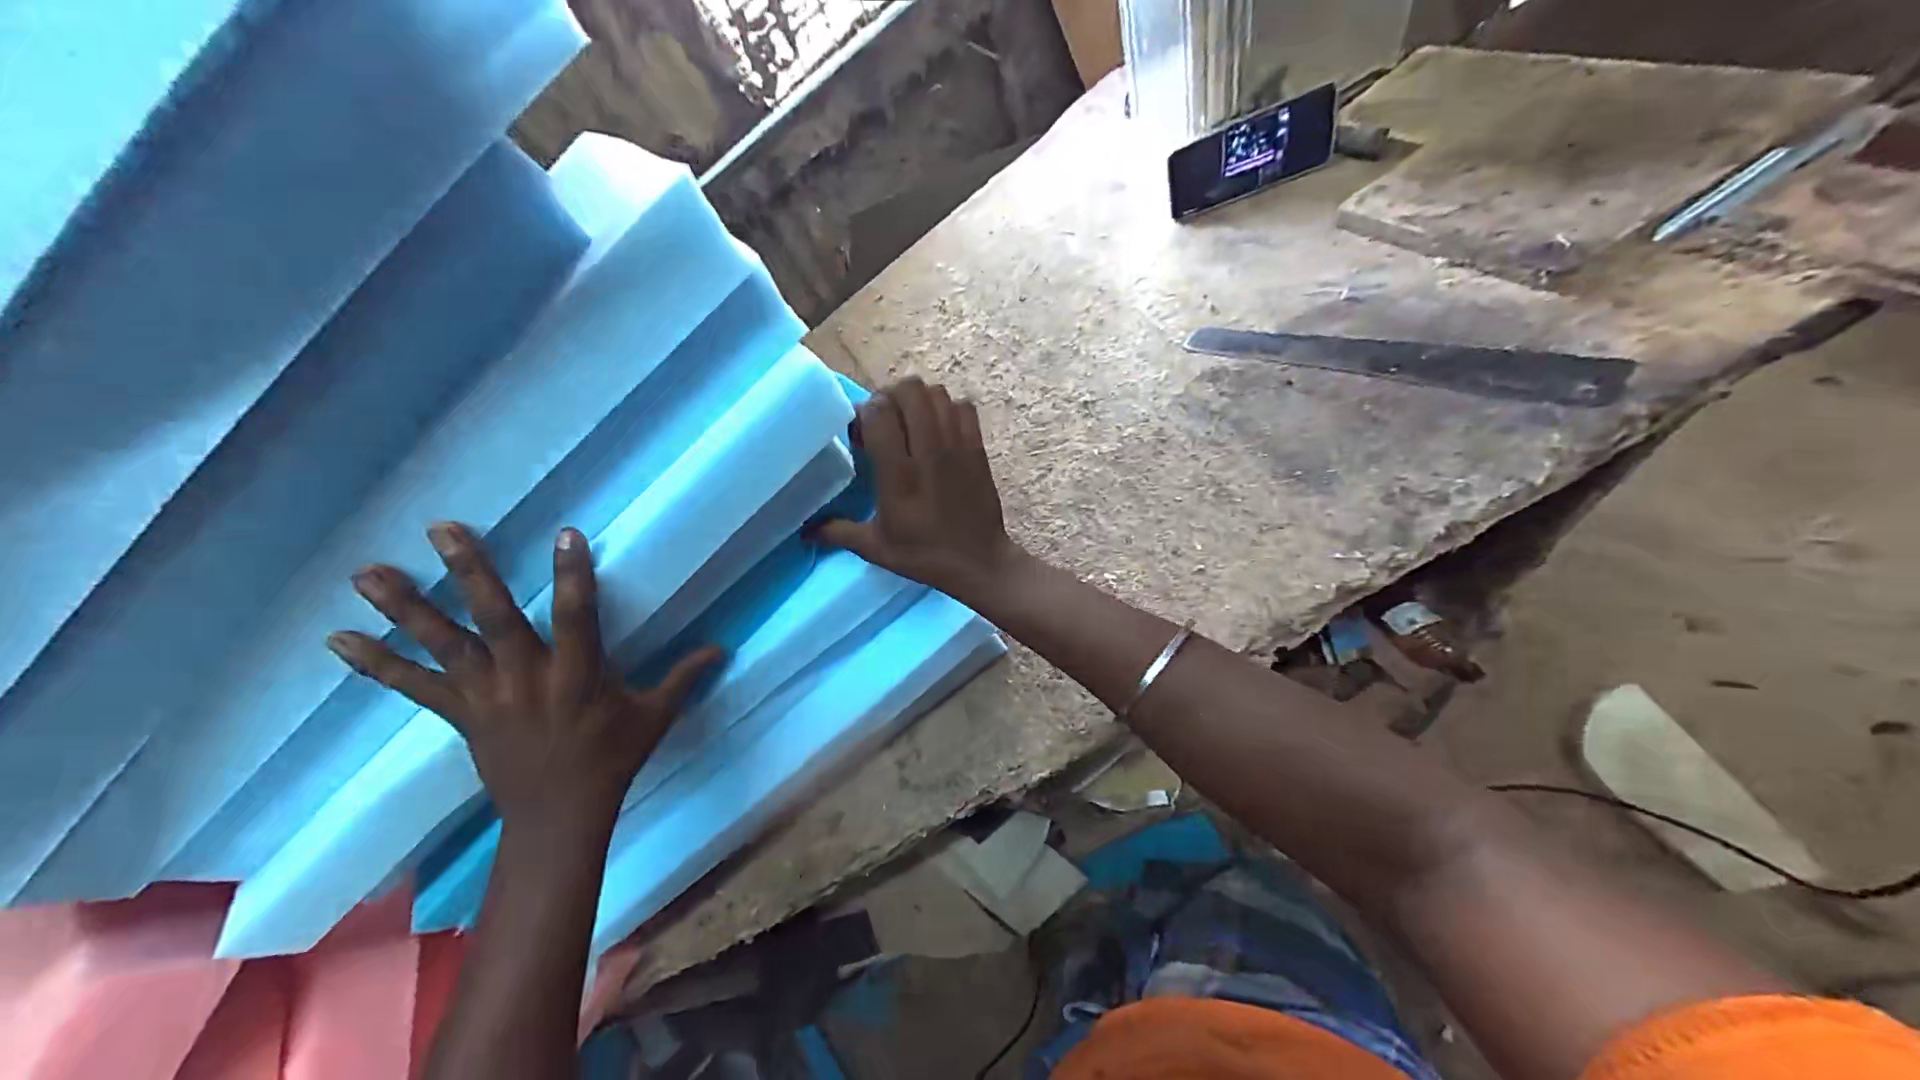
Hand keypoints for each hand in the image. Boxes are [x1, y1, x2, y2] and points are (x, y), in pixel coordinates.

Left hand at [326, 522, 722, 828]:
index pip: (578, 617)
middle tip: (443, 529)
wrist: (558, 815)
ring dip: (407, 608)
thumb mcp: (656, 717)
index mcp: (579, 676)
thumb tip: (723, 648)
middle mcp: (528, 680)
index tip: (566, 535)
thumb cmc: (612, 758)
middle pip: (496, 620)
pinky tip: (337, 638)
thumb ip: (684, 677)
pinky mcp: (461, 714)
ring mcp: (488, 697)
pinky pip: (415, 686)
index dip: (573, 576)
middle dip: (471, 573)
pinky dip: (376, 662)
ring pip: (445, 645)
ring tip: (368, 572)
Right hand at [815, 377, 1025, 600]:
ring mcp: (957, 447)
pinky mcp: (977, 448)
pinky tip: (938, 427)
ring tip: (910, 420)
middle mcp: (928, 453)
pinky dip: (948, 408)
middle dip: (890, 397)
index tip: (859, 431)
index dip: (864, 413)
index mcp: (898, 476)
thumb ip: (839, 532)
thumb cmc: (924, 555)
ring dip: (918, 400)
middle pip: (909, 392)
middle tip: (884, 418)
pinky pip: (963, 407)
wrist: (978, 562)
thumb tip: (804, 530)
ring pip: (936, 393)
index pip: (879, 416)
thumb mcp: (876, 548)